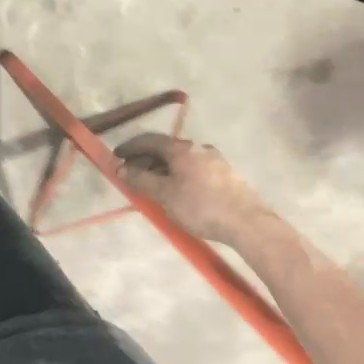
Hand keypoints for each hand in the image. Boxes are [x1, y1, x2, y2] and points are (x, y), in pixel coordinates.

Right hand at [114, 133, 272, 244]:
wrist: (248, 223)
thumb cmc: (201, 206)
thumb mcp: (165, 195)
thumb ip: (140, 179)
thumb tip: (120, 168)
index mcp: (181, 148)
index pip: (149, 140)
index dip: (130, 147)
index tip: (116, 156)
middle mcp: (198, 148)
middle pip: (165, 148)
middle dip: (145, 159)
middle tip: (131, 173)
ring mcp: (215, 159)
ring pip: (180, 159)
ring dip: (162, 167)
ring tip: (152, 184)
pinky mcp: (225, 174)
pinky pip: (193, 167)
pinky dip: (177, 173)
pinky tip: (177, 189)